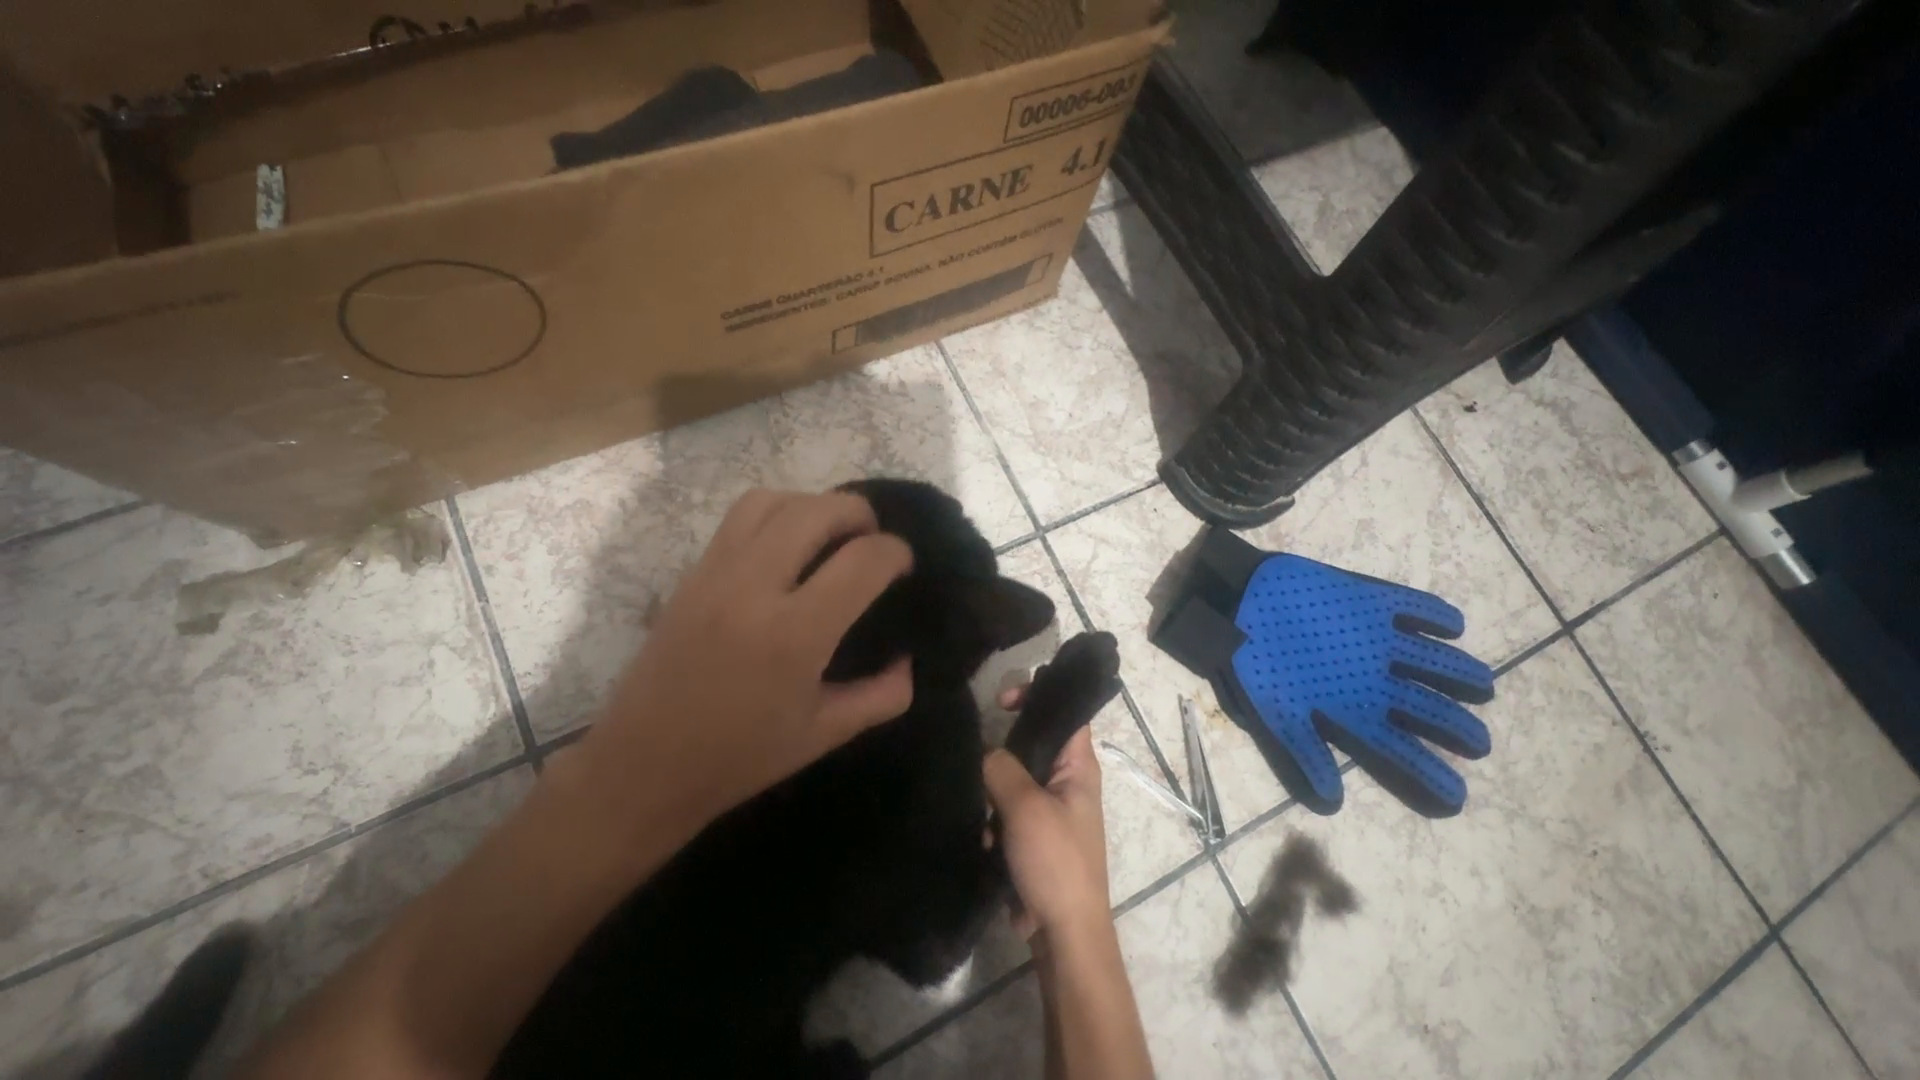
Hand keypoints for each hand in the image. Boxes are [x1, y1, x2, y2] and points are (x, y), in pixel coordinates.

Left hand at [577, 489, 914, 832]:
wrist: (644, 765)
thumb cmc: (739, 758)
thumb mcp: (824, 735)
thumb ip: (881, 695)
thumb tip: (908, 659)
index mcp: (794, 634)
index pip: (863, 560)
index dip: (897, 554)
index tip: (904, 567)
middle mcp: (754, 588)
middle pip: (818, 511)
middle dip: (860, 514)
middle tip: (873, 541)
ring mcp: (715, 574)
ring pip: (773, 500)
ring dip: (813, 506)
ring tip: (830, 536)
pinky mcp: (691, 574)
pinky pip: (739, 518)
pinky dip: (776, 515)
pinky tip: (787, 548)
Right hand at [984, 699, 1109, 939]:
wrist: (1063, 931)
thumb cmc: (1055, 861)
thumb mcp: (1025, 806)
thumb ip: (1002, 767)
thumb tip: (986, 753)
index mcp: (1079, 767)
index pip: (1066, 713)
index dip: (1038, 696)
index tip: (1002, 700)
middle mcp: (1067, 783)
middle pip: (1032, 747)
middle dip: (1002, 753)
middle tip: (979, 758)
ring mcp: (1049, 812)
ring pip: (1012, 782)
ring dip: (992, 794)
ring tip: (985, 815)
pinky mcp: (1031, 839)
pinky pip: (1005, 814)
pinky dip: (992, 823)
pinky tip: (985, 841)